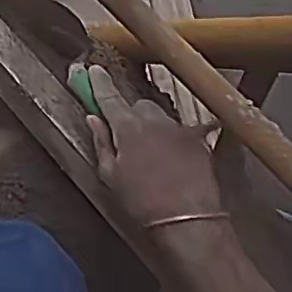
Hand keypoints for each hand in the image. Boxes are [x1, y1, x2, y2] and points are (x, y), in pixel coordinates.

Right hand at [77, 63, 223, 226]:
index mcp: (127, 127)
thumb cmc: (141, 201)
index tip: (92, 71)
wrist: (187, 220)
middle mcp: (155, 120)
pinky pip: (179, 130)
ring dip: (150, 125)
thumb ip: (101, 142)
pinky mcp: (199, 140)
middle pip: (137, 105)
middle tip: (120, 135)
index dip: (98, 83)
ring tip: (147, 152)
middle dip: (128, 114)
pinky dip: (171, 137)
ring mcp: (180, 128)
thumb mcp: (109, 175)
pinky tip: (171, 156)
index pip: (108, 98)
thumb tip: (93, 119)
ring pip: (159, 116)